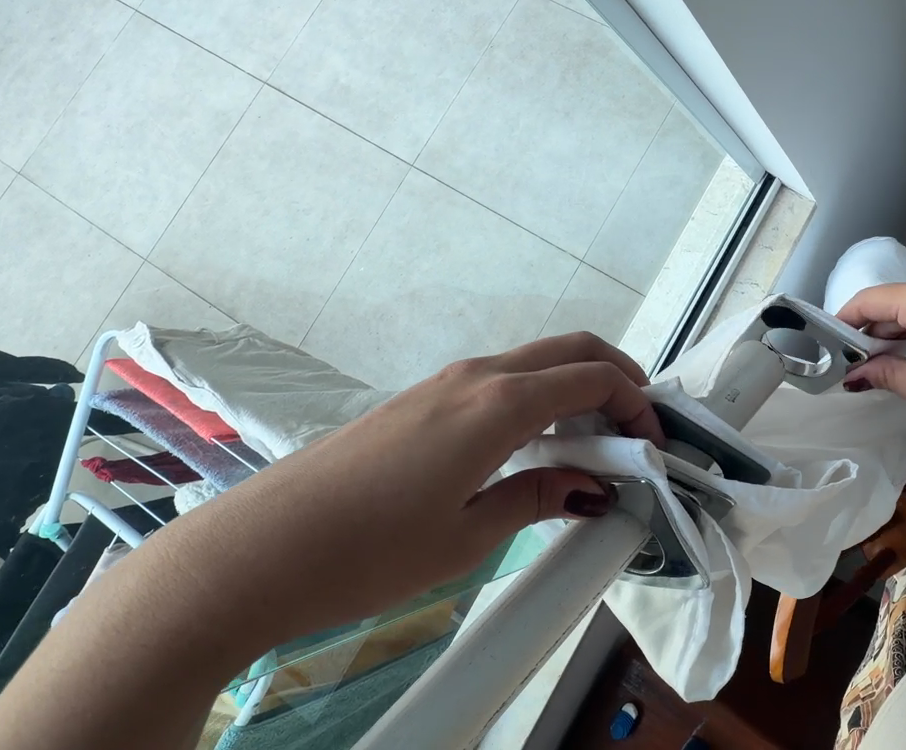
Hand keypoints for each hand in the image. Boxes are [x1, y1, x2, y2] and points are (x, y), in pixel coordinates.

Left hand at [119, 332, 663, 660]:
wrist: (251, 555)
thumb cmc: (368, 552)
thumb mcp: (469, 536)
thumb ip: (540, 497)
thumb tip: (594, 487)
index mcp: (500, 405)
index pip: (595, 379)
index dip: (636, 405)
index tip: (654, 446)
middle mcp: (478, 376)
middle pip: (571, 349)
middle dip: (618, 374)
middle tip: (637, 424)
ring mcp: (444, 382)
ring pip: (536, 361)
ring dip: (577, 385)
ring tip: (592, 441)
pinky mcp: (420, 399)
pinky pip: (502, 379)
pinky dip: (539, 395)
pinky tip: (534, 445)